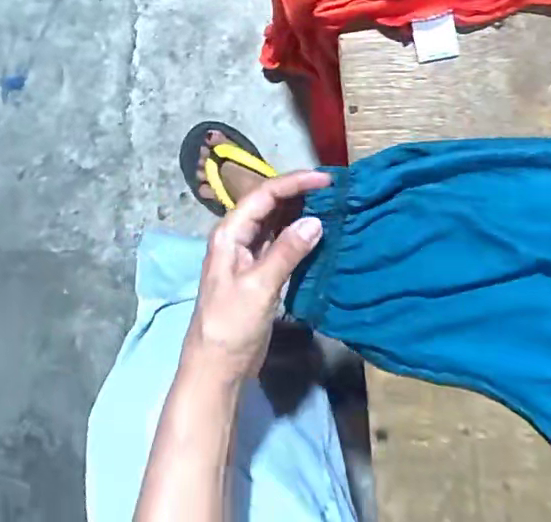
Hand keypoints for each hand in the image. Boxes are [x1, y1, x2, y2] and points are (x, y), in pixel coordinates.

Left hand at [184, 169, 330, 383]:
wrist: (216, 370)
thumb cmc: (230, 326)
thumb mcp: (259, 287)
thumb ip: (286, 252)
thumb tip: (316, 221)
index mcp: (230, 232)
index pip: (265, 194)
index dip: (295, 182)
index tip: (326, 180)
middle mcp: (238, 236)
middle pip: (270, 202)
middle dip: (300, 191)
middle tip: (333, 188)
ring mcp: (248, 252)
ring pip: (277, 219)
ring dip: (301, 209)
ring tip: (331, 202)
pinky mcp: (259, 269)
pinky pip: (281, 239)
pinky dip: (299, 231)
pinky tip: (318, 229)